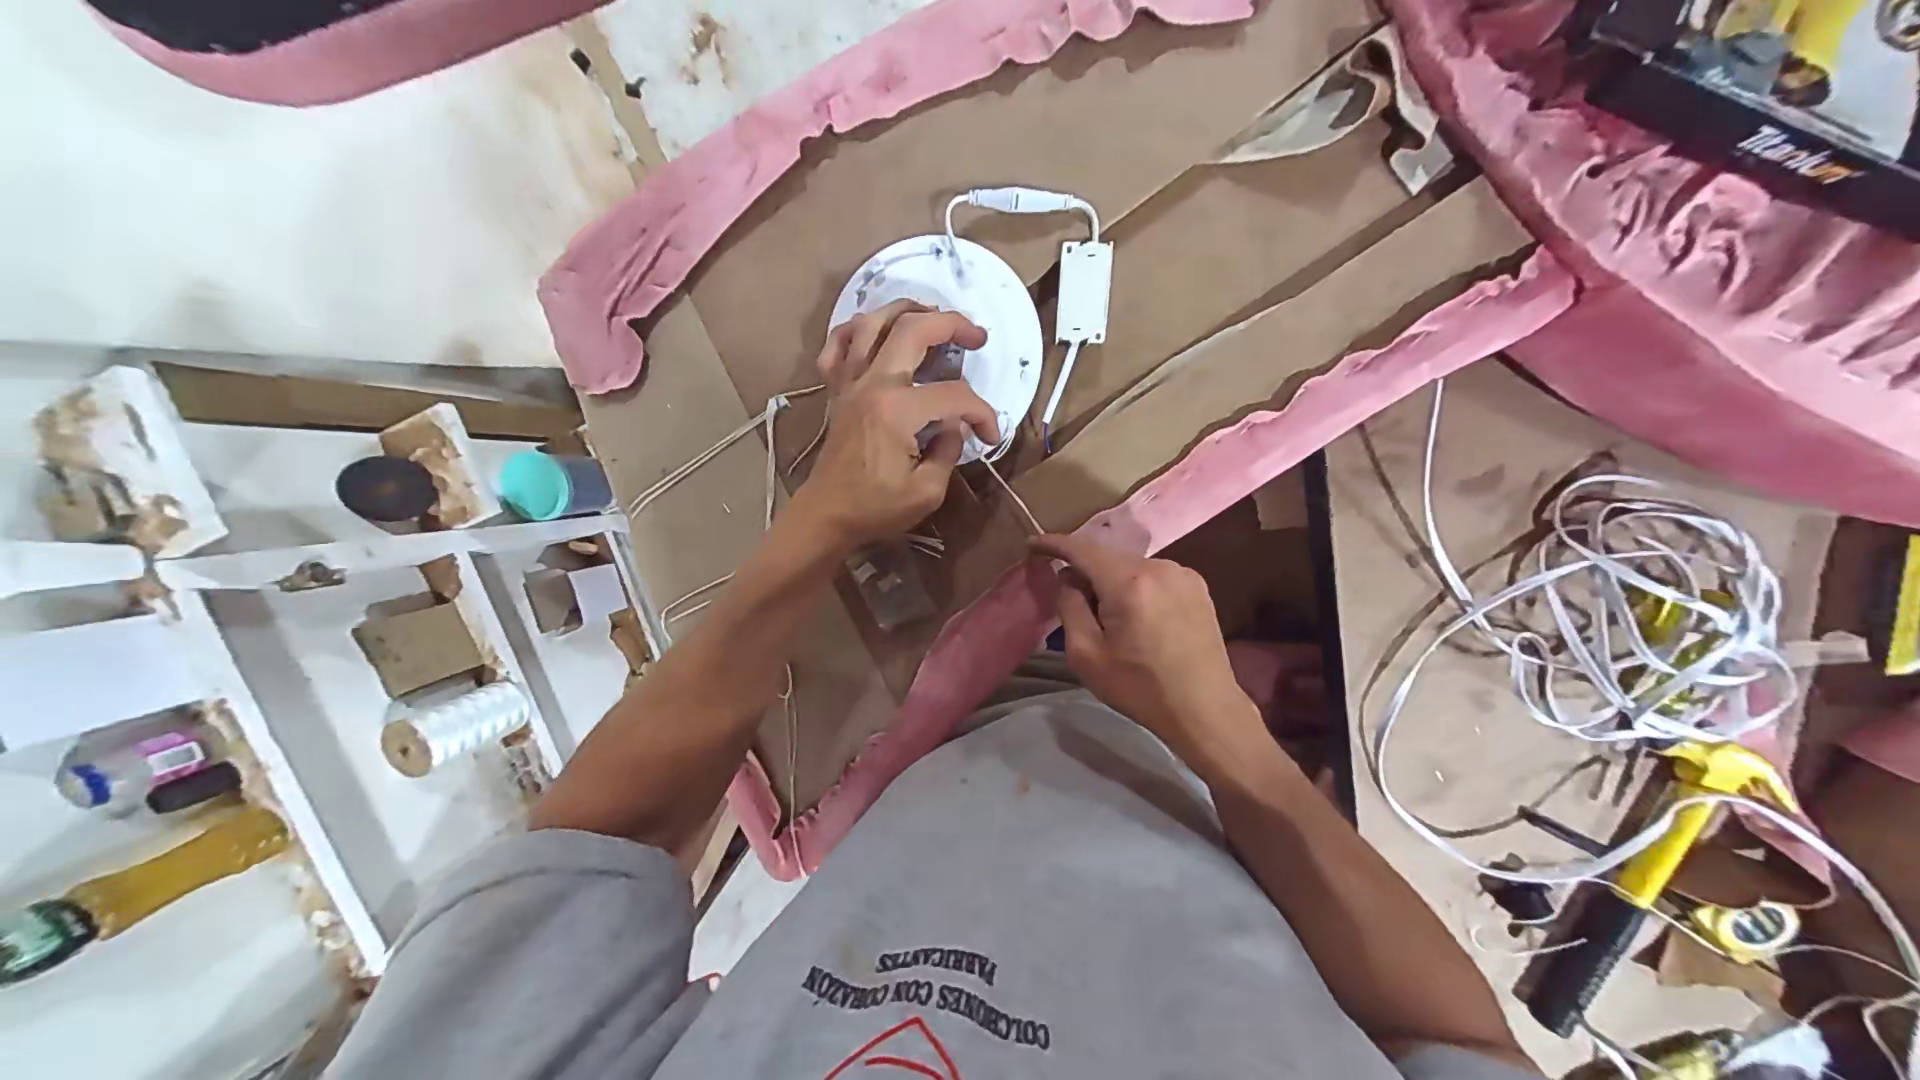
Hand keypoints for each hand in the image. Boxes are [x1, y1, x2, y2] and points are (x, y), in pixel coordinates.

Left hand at [789, 301, 1001, 549]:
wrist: (825, 516)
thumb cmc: (874, 509)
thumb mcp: (927, 491)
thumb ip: (948, 450)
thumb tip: (954, 425)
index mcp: (897, 410)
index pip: (954, 396)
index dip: (982, 413)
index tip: (990, 436)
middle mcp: (871, 384)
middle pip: (914, 330)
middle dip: (953, 325)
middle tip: (977, 337)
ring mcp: (849, 383)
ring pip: (873, 323)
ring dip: (906, 310)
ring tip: (932, 315)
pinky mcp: (835, 391)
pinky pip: (837, 345)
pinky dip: (854, 330)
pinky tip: (873, 331)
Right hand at [1031, 533, 1264, 767]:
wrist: (1205, 710)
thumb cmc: (1140, 688)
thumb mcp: (1086, 655)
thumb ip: (1069, 606)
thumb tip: (1068, 577)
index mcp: (1129, 583)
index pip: (1082, 549)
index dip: (1053, 544)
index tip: (1033, 545)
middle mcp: (1159, 566)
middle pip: (1107, 557)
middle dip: (1085, 572)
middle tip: (1073, 604)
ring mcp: (1183, 573)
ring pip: (1130, 566)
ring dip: (1112, 581)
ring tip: (1111, 619)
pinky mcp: (1197, 585)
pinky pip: (1152, 575)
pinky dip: (1135, 587)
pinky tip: (1139, 618)